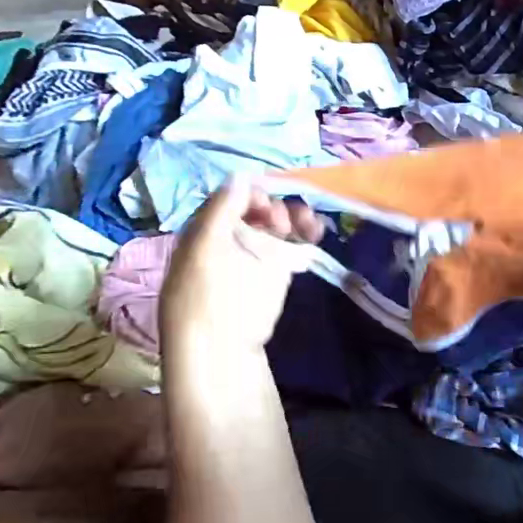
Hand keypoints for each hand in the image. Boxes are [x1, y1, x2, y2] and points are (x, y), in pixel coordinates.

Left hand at [160, 176, 324, 355]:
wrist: (224, 347)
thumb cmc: (206, 297)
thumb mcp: (204, 248)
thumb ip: (222, 210)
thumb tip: (242, 175)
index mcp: (207, 229)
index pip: (231, 198)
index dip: (250, 194)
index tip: (265, 202)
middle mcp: (233, 236)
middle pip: (260, 206)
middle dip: (276, 205)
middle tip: (281, 221)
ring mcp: (258, 252)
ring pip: (281, 221)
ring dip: (296, 215)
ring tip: (308, 224)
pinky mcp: (281, 269)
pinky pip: (296, 241)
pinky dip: (308, 232)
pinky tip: (317, 230)